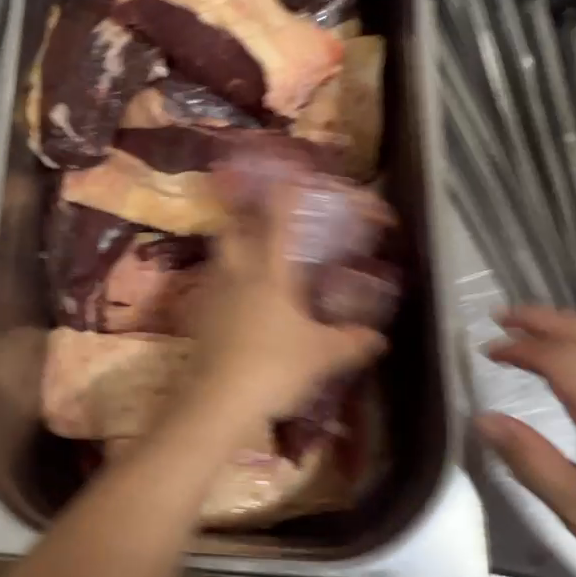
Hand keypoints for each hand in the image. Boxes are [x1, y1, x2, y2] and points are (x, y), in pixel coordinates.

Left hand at [181, 186, 383, 431]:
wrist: (217, 400)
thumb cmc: (274, 366)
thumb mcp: (323, 356)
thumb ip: (351, 342)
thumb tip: (379, 337)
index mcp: (269, 272)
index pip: (276, 222)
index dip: (283, 196)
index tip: (288, 175)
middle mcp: (236, 274)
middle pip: (232, 232)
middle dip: (242, 218)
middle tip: (256, 214)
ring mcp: (211, 296)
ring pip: (217, 259)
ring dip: (230, 252)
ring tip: (247, 258)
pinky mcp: (197, 321)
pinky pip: (209, 292)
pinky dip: (221, 288)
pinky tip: (231, 303)